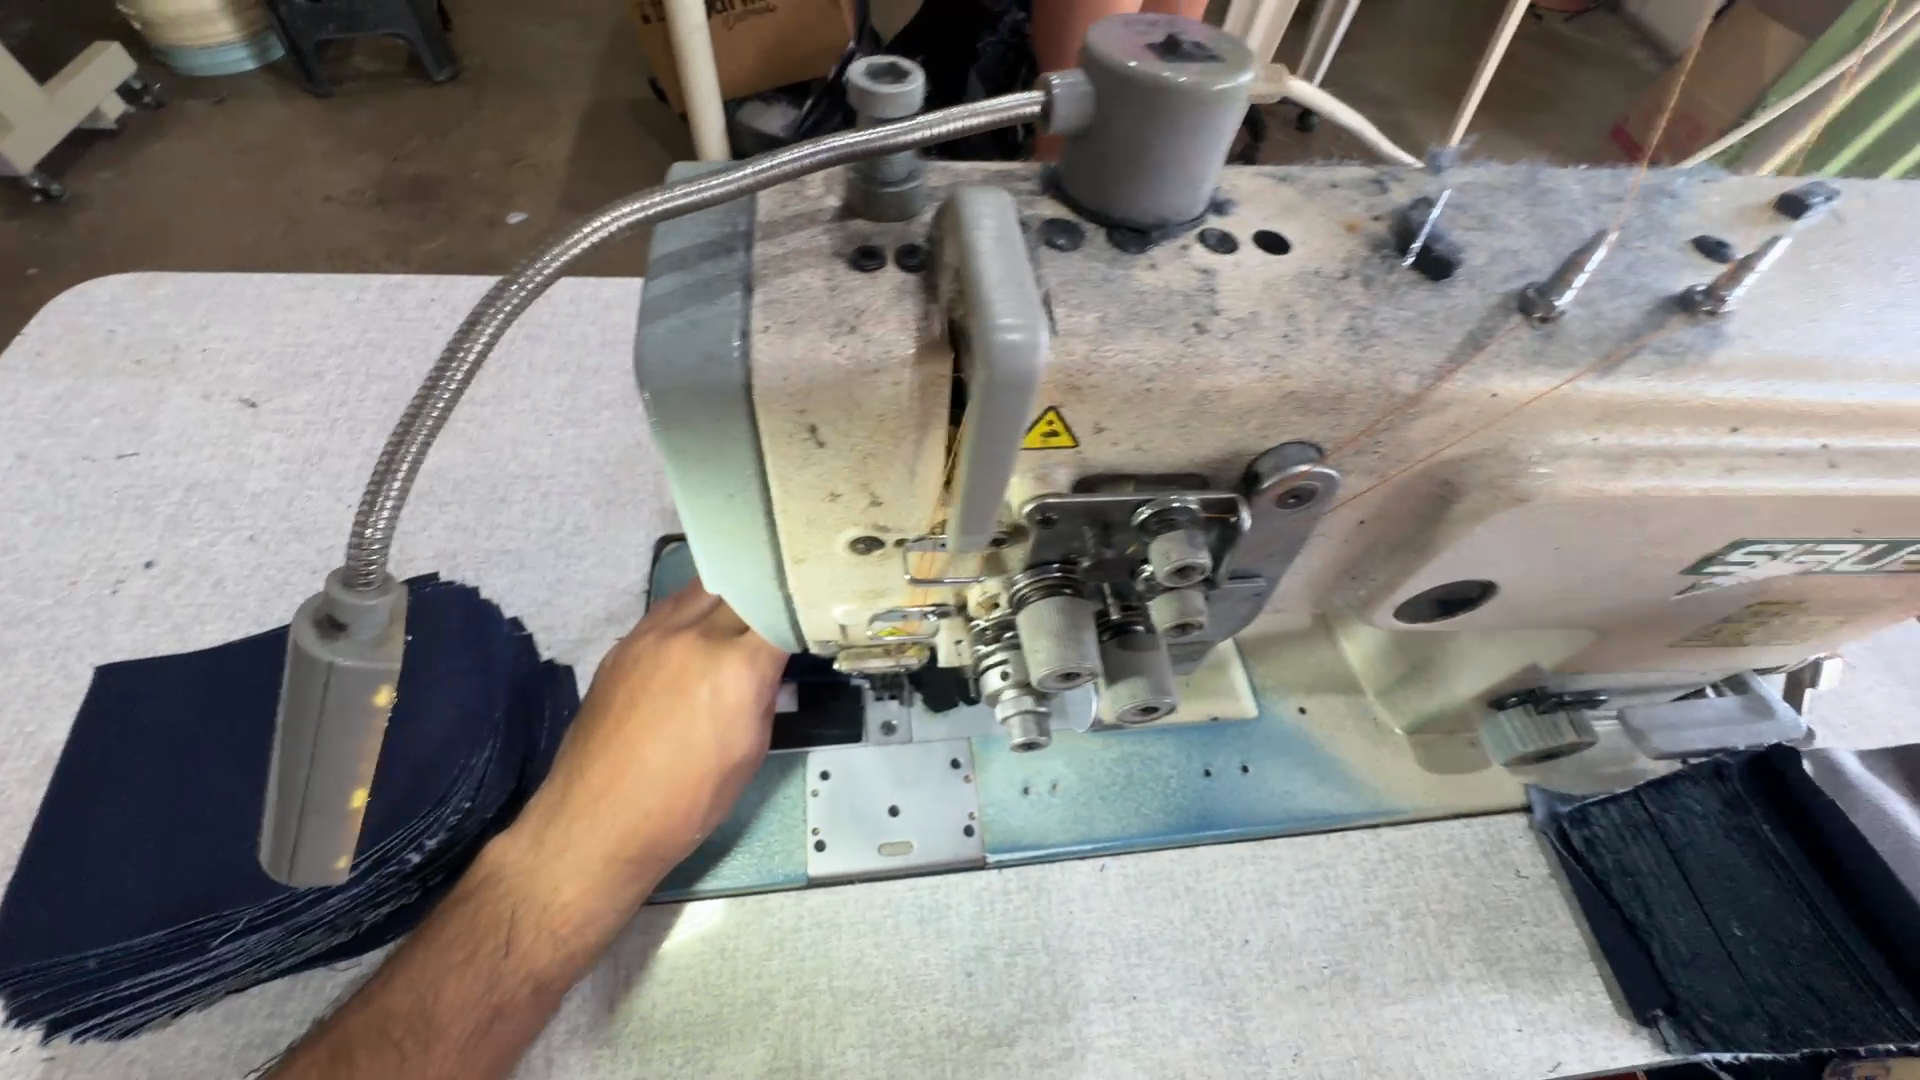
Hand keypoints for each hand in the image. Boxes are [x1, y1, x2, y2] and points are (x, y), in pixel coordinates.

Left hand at [502, 581, 787, 910]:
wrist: (598, 822)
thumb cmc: (688, 800)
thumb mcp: (751, 750)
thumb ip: (765, 695)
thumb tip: (768, 667)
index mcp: (737, 667)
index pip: (783, 613)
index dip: (801, 615)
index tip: (811, 622)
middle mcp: (696, 636)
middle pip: (745, 588)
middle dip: (768, 599)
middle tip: (780, 616)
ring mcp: (653, 634)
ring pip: (705, 587)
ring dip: (730, 596)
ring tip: (742, 616)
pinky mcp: (624, 643)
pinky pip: (670, 607)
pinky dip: (694, 611)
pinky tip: (699, 634)